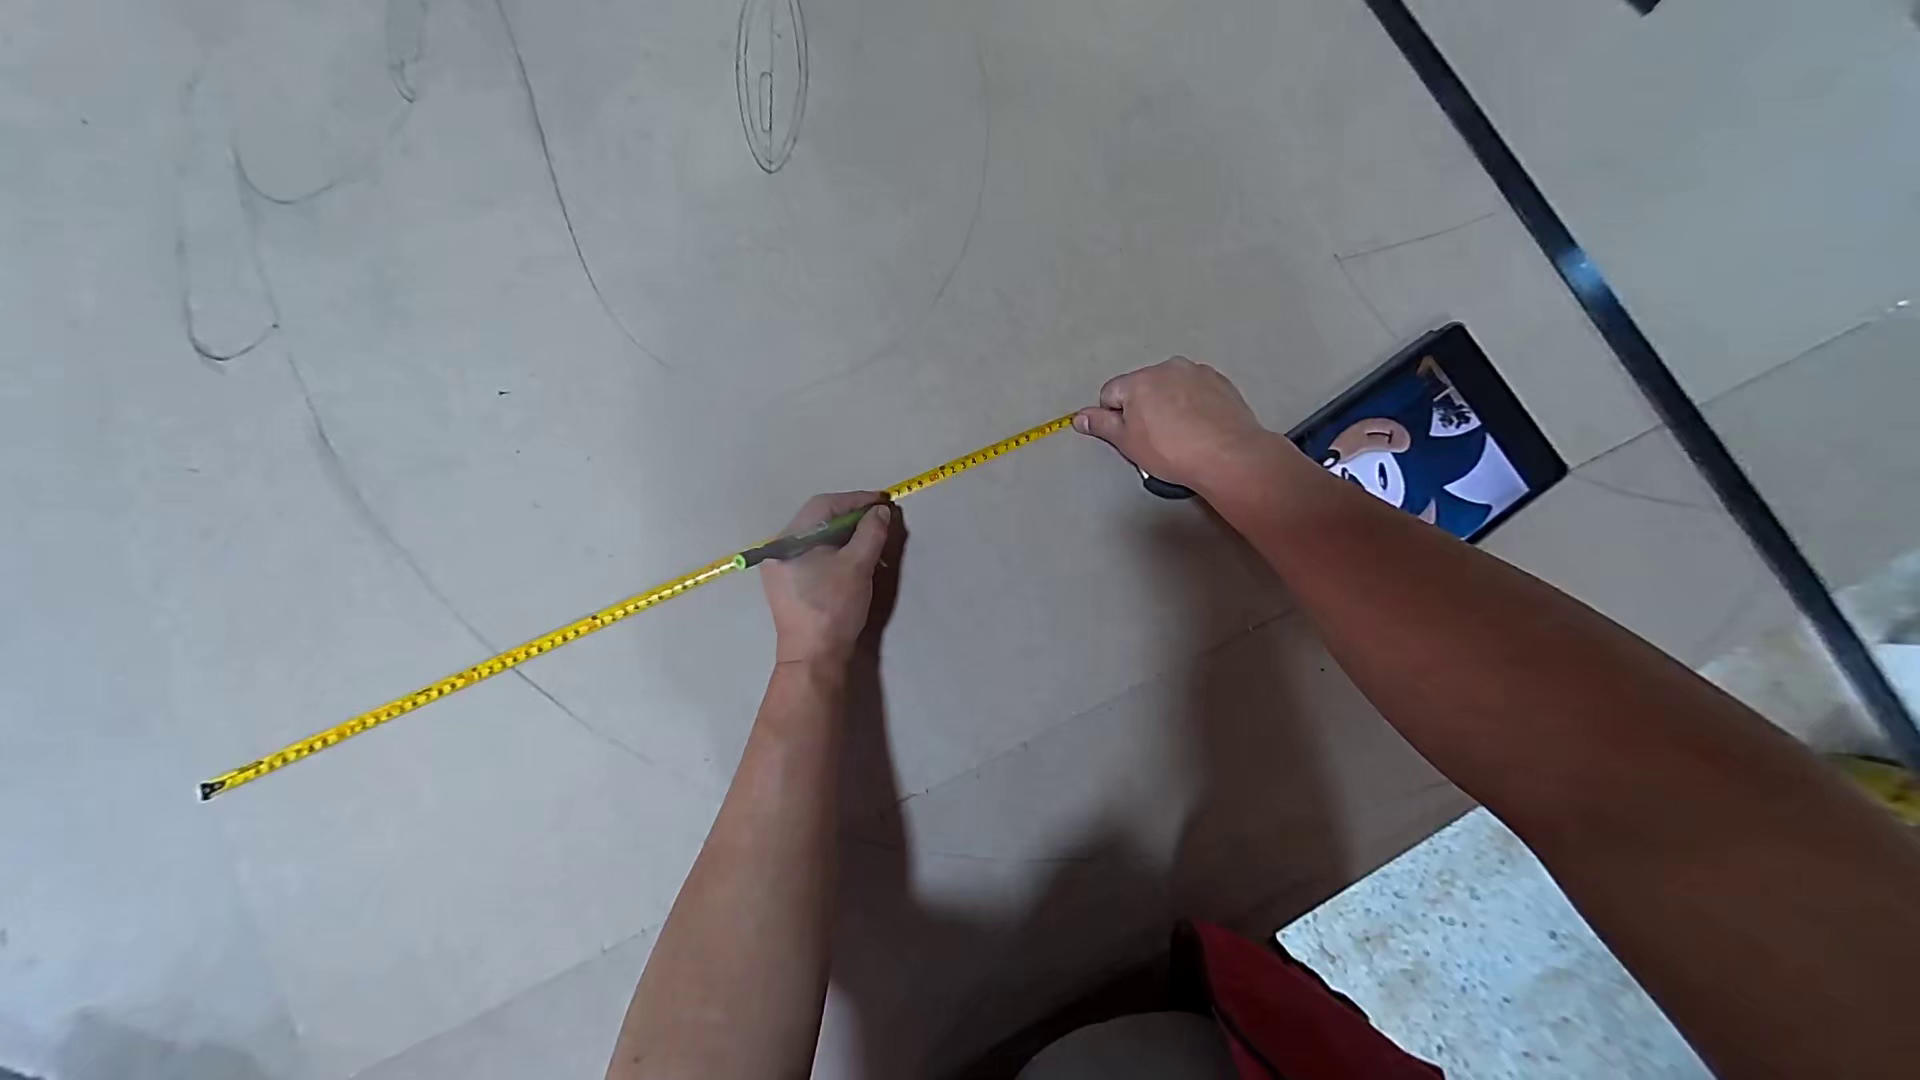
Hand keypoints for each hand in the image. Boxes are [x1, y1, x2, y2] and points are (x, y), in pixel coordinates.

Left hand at [761, 492, 893, 665]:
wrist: (814, 658)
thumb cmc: (833, 608)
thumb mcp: (857, 566)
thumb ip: (870, 533)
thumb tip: (880, 512)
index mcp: (787, 541)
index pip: (823, 506)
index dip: (855, 500)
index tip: (883, 501)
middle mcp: (780, 551)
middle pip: (819, 520)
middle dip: (852, 516)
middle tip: (880, 518)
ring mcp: (783, 569)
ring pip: (818, 539)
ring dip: (847, 535)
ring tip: (874, 538)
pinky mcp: (792, 585)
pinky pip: (816, 556)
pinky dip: (838, 551)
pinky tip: (857, 557)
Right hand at [1074, 357, 1276, 490]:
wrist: (1227, 456)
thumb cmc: (1176, 452)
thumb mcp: (1127, 443)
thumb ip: (1101, 425)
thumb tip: (1082, 417)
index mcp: (1138, 381)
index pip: (1110, 393)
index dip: (1114, 417)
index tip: (1128, 435)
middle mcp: (1167, 369)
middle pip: (1141, 387)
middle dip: (1142, 408)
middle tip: (1153, 438)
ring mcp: (1196, 373)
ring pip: (1169, 386)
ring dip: (1168, 404)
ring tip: (1178, 435)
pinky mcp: (1219, 382)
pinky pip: (1194, 390)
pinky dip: (1192, 404)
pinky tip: (1197, 427)